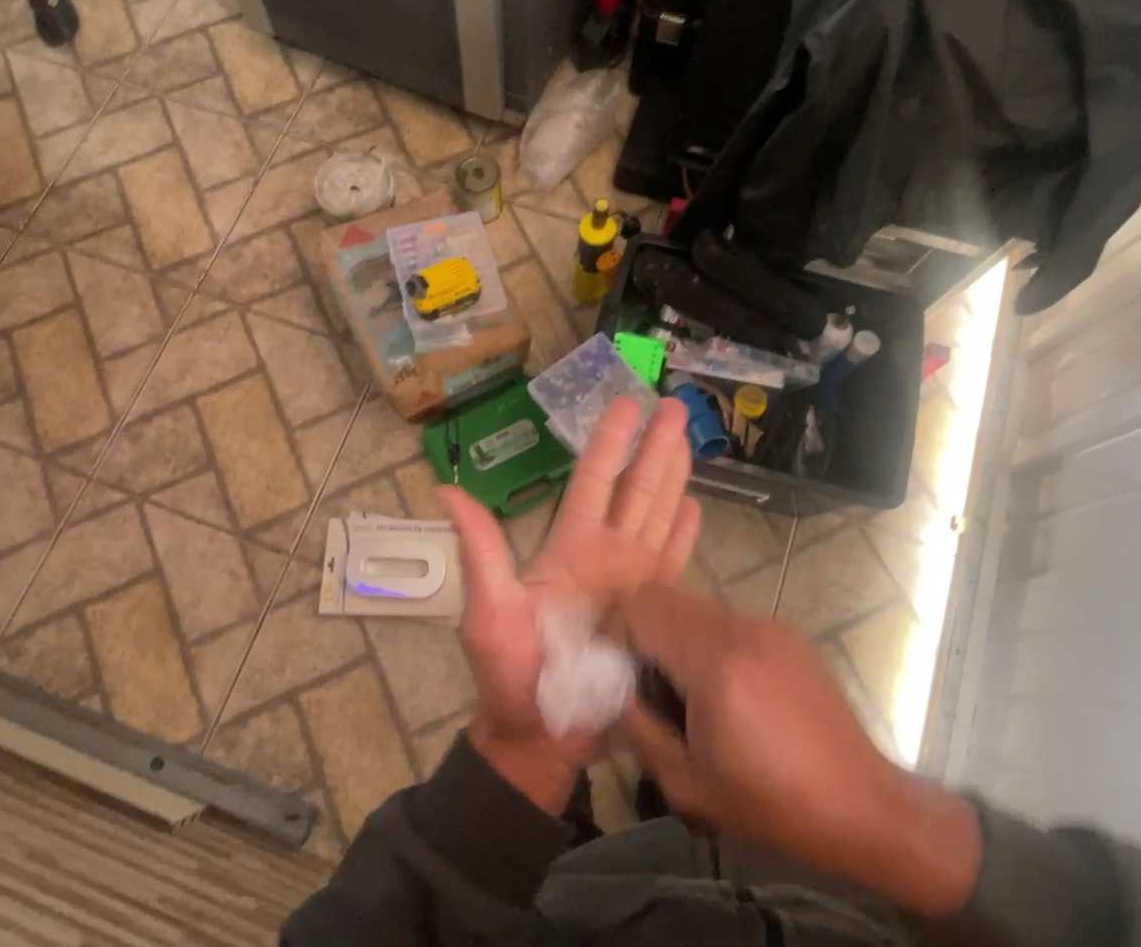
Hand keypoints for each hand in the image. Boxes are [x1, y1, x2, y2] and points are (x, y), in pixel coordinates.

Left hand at [444, 396, 701, 811]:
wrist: (541, 736)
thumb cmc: (512, 675)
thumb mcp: (489, 610)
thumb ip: (480, 550)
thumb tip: (445, 490)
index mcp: (568, 549)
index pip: (593, 482)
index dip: (609, 443)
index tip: (625, 404)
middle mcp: (604, 557)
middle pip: (633, 490)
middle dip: (653, 448)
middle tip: (673, 404)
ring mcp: (632, 584)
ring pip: (656, 517)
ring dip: (673, 479)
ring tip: (690, 440)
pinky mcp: (654, 615)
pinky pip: (672, 566)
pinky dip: (684, 536)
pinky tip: (695, 509)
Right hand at [620, 588, 983, 917]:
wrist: (863, 806)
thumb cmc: (771, 805)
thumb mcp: (687, 783)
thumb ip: (637, 726)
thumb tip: (611, 690)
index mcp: (715, 663)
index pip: (641, 607)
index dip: (615, 631)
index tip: (613, 670)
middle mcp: (742, 629)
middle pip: (665, 597)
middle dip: (642, 631)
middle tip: (643, 682)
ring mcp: (769, 626)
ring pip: (696, 606)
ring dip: (675, 636)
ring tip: (685, 692)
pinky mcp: (788, 634)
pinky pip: (728, 621)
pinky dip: (708, 642)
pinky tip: (725, 691)